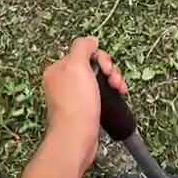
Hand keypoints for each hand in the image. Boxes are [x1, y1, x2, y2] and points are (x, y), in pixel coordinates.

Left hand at [38, 37, 125, 174]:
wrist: (77, 137)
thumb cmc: (76, 103)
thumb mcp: (77, 65)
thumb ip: (82, 47)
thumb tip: (91, 40)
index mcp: (58, 69)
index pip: (84, 53)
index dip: (100, 58)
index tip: (106, 69)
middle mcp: (63, 82)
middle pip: (92, 66)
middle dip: (109, 71)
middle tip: (114, 81)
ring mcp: (73, 97)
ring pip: (98, 81)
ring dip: (113, 82)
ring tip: (120, 90)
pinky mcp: (84, 110)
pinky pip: (99, 95)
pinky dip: (110, 95)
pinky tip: (117, 98)